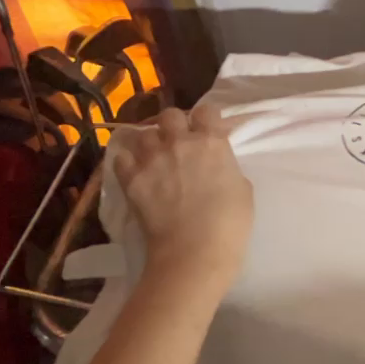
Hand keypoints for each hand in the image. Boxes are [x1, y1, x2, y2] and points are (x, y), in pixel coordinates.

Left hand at [109, 105, 253, 272]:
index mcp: (212, 142)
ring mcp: (151, 159)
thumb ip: (227, 168)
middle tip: (179, 143)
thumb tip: (216, 166)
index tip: (209, 130)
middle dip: (175, 125)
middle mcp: (180, 142)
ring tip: (154, 157)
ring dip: (150, 143)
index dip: (207, 118)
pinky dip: (127, 161)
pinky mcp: (131, 179)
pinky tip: (135, 171)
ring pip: (142, 133)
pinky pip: (121, 157)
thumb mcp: (243, 190)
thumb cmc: (230, 225)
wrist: (194, 253)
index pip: (207, 110)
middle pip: (170, 115)